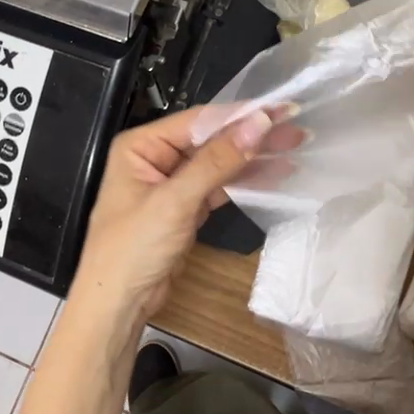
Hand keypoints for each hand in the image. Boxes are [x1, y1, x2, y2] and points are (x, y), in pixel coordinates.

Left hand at [70, 105, 298, 320]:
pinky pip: (218, 186)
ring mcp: (171, 185)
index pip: (198, 121)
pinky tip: (273, 174)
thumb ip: (217, 161)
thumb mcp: (176, 201)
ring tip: (295, 146)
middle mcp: (155, 158)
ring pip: (218, 163)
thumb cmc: (133, 248)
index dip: (240, 115)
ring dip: (252, 157)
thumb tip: (258, 123)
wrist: (117, 304)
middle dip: (252, 135)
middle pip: (210, 140)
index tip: (281, 109)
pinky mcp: (185, 209)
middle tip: (296, 127)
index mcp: (140, 146)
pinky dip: (243, 182)